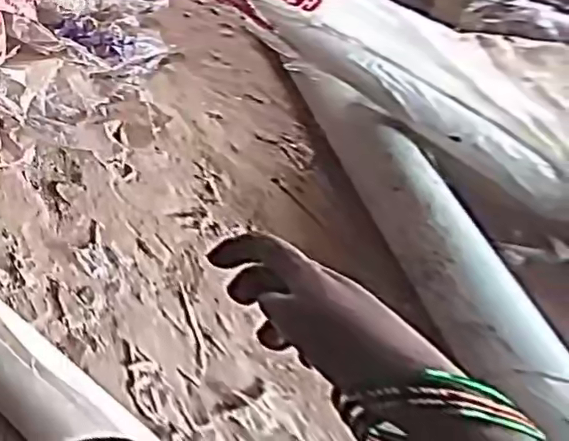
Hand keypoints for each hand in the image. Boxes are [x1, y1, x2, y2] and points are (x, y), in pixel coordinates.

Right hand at [209, 232, 452, 391]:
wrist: (417, 387)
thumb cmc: (343, 343)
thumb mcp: (286, 314)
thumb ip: (267, 297)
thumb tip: (264, 296)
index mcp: (307, 269)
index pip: (261, 244)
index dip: (234, 249)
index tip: (215, 260)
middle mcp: (334, 281)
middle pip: (284, 273)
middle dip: (257, 285)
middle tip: (240, 299)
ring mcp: (362, 307)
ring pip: (307, 301)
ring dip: (283, 314)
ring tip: (272, 338)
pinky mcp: (382, 335)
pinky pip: (332, 323)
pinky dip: (309, 331)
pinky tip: (309, 353)